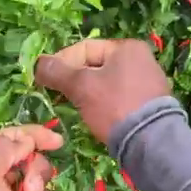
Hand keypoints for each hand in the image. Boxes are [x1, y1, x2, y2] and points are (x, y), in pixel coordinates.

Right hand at [33, 38, 171, 143]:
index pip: (85, 48)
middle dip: (74, 79)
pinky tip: (95, 117)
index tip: (45, 80)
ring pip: (107, 82)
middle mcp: (141, 59)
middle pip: (96, 65)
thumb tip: (38, 63)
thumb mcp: (82, 87)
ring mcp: (148, 81)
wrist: (152, 143)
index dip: (61, 62)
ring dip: (87, 93)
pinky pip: (119, 97)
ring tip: (73, 107)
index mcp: (126, 47)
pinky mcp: (151, 103)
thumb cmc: (115, 106)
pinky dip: (104, 103)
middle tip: (57, 95)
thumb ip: (58, 72)